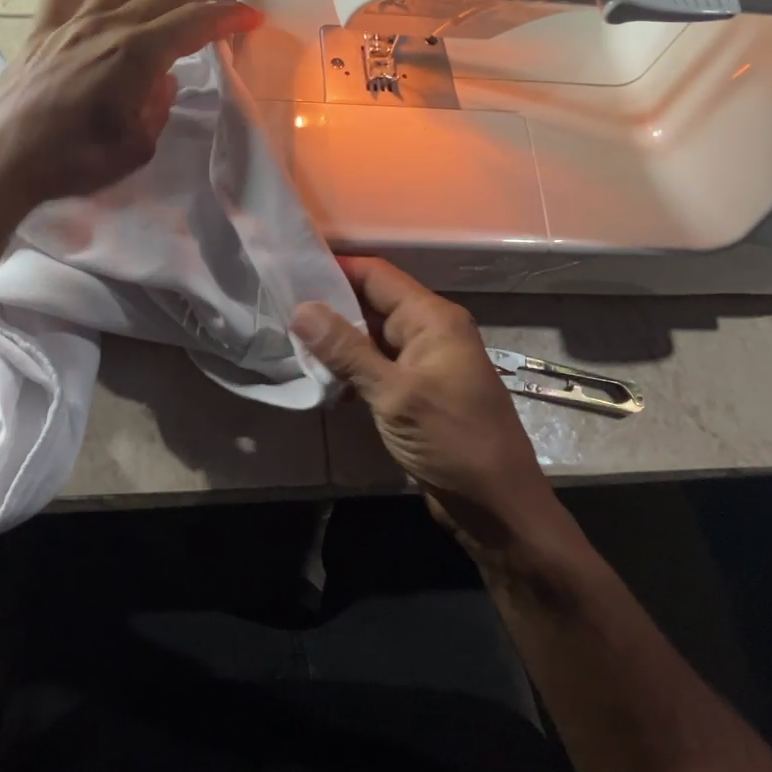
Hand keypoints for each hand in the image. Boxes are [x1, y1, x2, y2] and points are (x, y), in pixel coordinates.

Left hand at [0, 0, 261, 208]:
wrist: (0, 158)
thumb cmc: (72, 161)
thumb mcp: (135, 149)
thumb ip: (156, 111)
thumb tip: (161, 83)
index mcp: (135, 53)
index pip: (192, 24)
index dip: (226, 18)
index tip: (251, 15)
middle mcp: (105, 26)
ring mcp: (69, 24)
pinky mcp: (40, 33)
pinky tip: (102, 1)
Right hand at [291, 257, 559, 554]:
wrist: (495, 504)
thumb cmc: (452, 440)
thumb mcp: (394, 394)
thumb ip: (347, 350)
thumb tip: (301, 309)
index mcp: (433, 319)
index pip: (377, 275)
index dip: (335, 267)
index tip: (288, 267)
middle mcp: (429, 333)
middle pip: (371, 303)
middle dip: (328, 305)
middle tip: (276, 306)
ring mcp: (423, 364)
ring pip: (370, 338)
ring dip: (335, 342)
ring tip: (286, 340)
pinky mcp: (416, 393)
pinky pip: (377, 368)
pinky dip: (349, 370)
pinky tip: (317, 379)